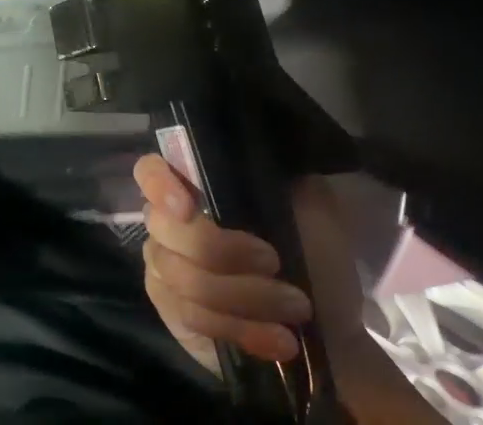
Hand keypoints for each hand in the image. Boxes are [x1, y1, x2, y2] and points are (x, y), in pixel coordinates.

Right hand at [134, 155, 369, 374]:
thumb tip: (259, 144)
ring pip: (185, 279)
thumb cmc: (318, 261)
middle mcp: (169, 226)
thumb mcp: (311, 208)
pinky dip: (241, 329)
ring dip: (247, 297)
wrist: (333, 333)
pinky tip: (276, 339)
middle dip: (225, 253)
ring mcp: (166, 271)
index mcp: (196, 191)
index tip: (190, 208)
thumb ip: (279, 174)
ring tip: (295, 311)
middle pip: (166, 230)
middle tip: (278, 267)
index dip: (159, 184)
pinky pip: (191, 317)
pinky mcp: (174, 315)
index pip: (149, 171)